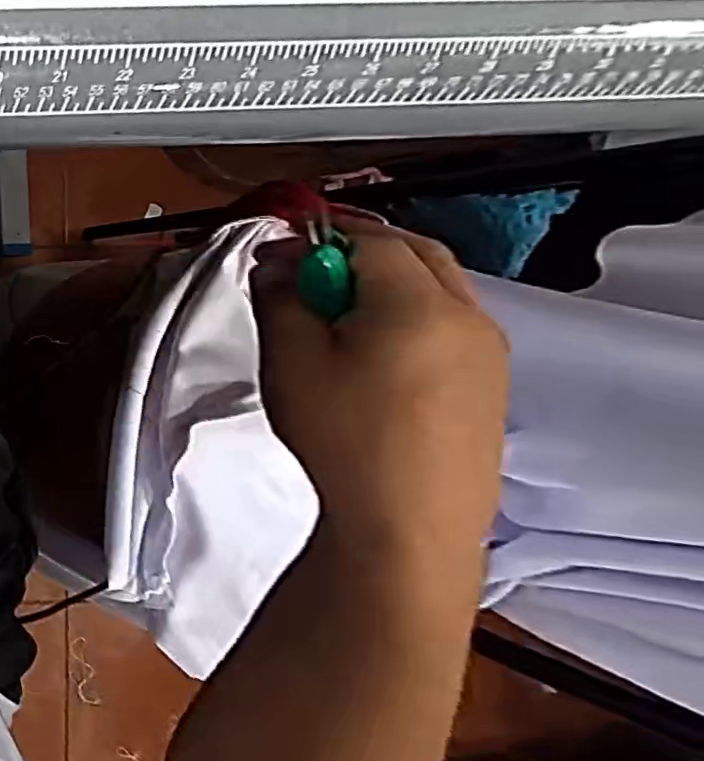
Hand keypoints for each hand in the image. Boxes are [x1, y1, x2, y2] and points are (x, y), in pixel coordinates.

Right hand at [252, 216, 509, 560]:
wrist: (399, 525)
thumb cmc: (336, 434)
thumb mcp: (289, 358)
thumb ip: (282, 298)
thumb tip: (281, 265)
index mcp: (419, 306)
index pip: (372, 240)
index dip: (318, 236)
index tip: (272, 252)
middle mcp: (470, 318)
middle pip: (416, 254)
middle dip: (355, 248)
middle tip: (300, 269)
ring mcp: (487, 354)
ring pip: (435, 287)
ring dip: (380, 280)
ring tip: (325, 310)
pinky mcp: (486, 385)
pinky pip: (445, 323)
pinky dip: (401, 312)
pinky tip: (362, 347)